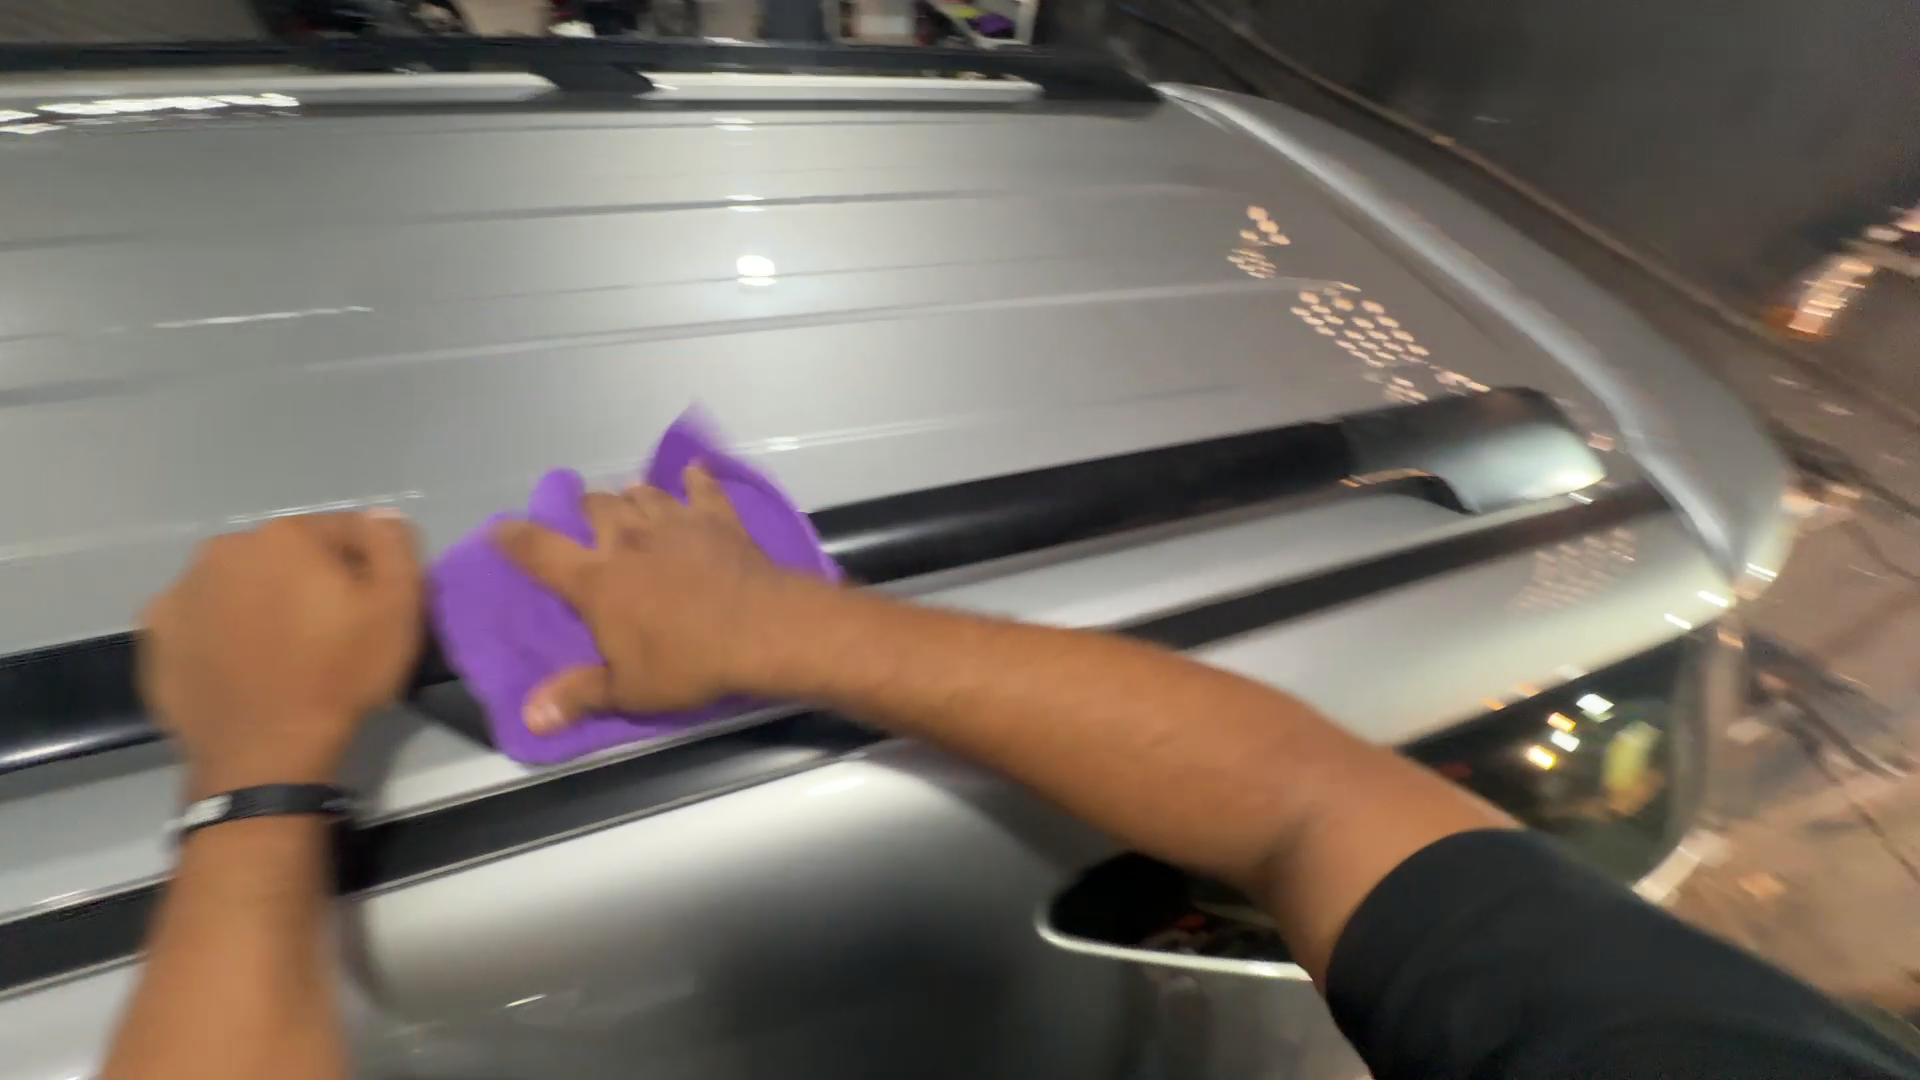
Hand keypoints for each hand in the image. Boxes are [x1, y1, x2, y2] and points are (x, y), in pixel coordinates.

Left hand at [139, 512, 423, 795]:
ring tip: (294, 646)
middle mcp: (223, 551)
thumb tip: (383, 516)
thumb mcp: (400, 604)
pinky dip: (232, 628)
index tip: (381, 603)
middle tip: (340, 625)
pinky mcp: (156, 636)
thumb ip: (394, 545)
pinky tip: (253, 660)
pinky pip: (209, 616)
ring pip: (247, 582)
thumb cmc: (343, 670)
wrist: (267, 748)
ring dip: (272, 600)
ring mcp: (180, 594)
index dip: (374, 564)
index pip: (348, 529)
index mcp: (285, 537)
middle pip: (292, 553)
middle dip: (318, 577)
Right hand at [493, 466, 820, 731]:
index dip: (515, 536)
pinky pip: (703, 487)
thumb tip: (530, 717)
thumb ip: (578, 695)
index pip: (539, 549)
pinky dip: (695, 479)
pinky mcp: (718, 518)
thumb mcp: (630, 689)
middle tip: (590, 525)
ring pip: (643, 492)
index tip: (502, 529)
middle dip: (586, 512)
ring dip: (633, 497)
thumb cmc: (690, 662)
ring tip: (632, 505)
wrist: (762, 629)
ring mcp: (677, 522)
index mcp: (597, 579)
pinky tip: (694, 472)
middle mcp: (630, 538)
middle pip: (595, 506)